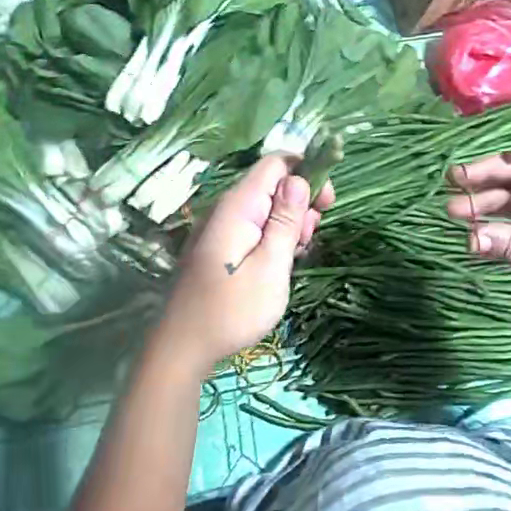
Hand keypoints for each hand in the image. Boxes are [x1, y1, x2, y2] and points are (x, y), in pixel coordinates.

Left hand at [158, 155, 332, 366]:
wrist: (184, 347)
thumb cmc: (233, 309)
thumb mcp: (271, 265)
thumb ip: (285, 220)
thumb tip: (298, 179)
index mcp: (238, 206)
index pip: (276, 163)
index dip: (306, 172)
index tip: (327, 202)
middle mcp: (226, 209)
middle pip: (272, 184)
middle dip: (301, 202)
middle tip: (310, 238)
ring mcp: (221, 229)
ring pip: (266, 208)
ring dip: (289, 223)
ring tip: (297, 255)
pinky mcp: (221, 248)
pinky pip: (255, 228)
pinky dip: (274, 238)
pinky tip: (282, 263)